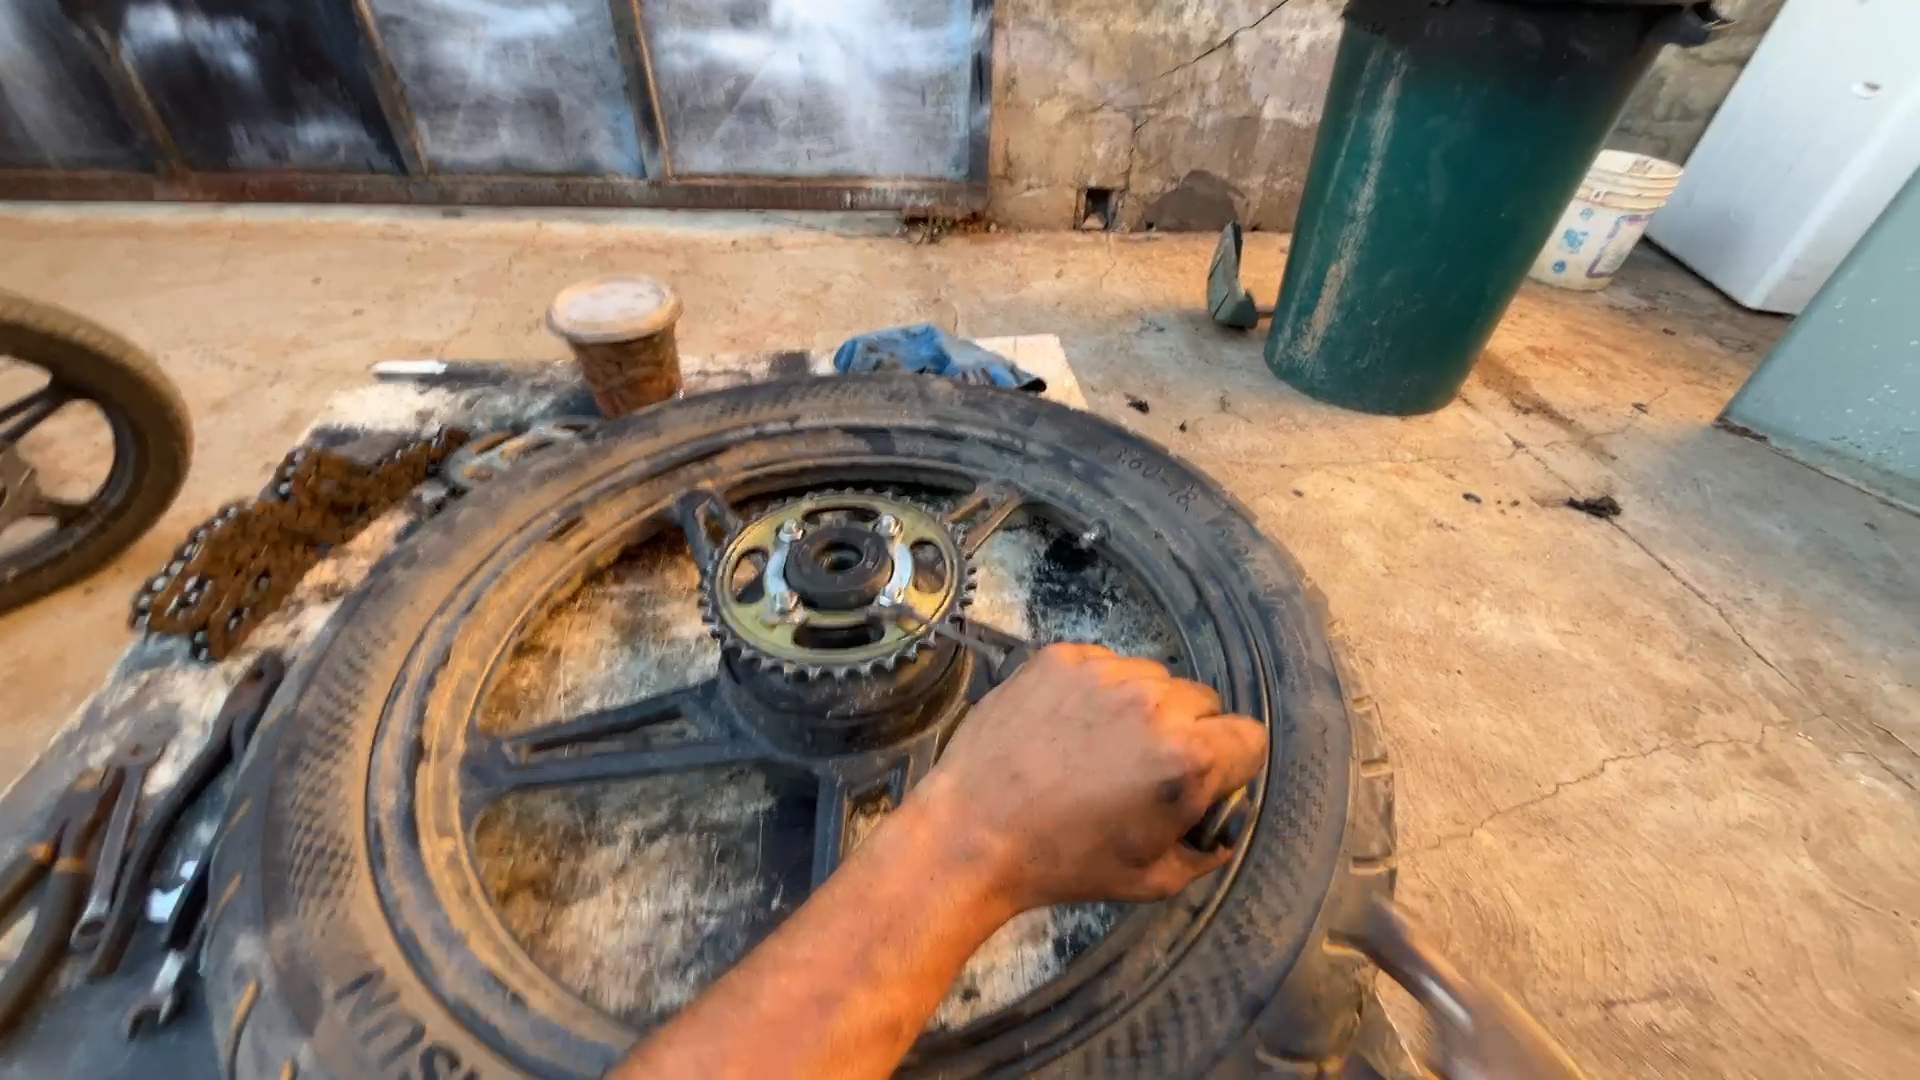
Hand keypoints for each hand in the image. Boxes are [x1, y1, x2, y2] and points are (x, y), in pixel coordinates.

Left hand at [909, 643, 1267, 910]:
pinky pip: (1103, 663)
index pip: (1248, 736)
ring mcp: (1102, 672)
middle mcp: (1153, 703)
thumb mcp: (1155, 878)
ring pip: (1152, 677)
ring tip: (1097, 741)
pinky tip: (1066, 721)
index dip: (1230, 762)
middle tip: (1142, 763)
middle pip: (1201, 701)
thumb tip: (1223, 816)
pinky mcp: (1059, 657)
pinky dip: (1096, 688)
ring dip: (1140, 705)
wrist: (974, 830)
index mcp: (1187, 758)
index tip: (1200, 778)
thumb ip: (1208, 846)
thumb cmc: (1065, 862)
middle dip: (1185, 731)